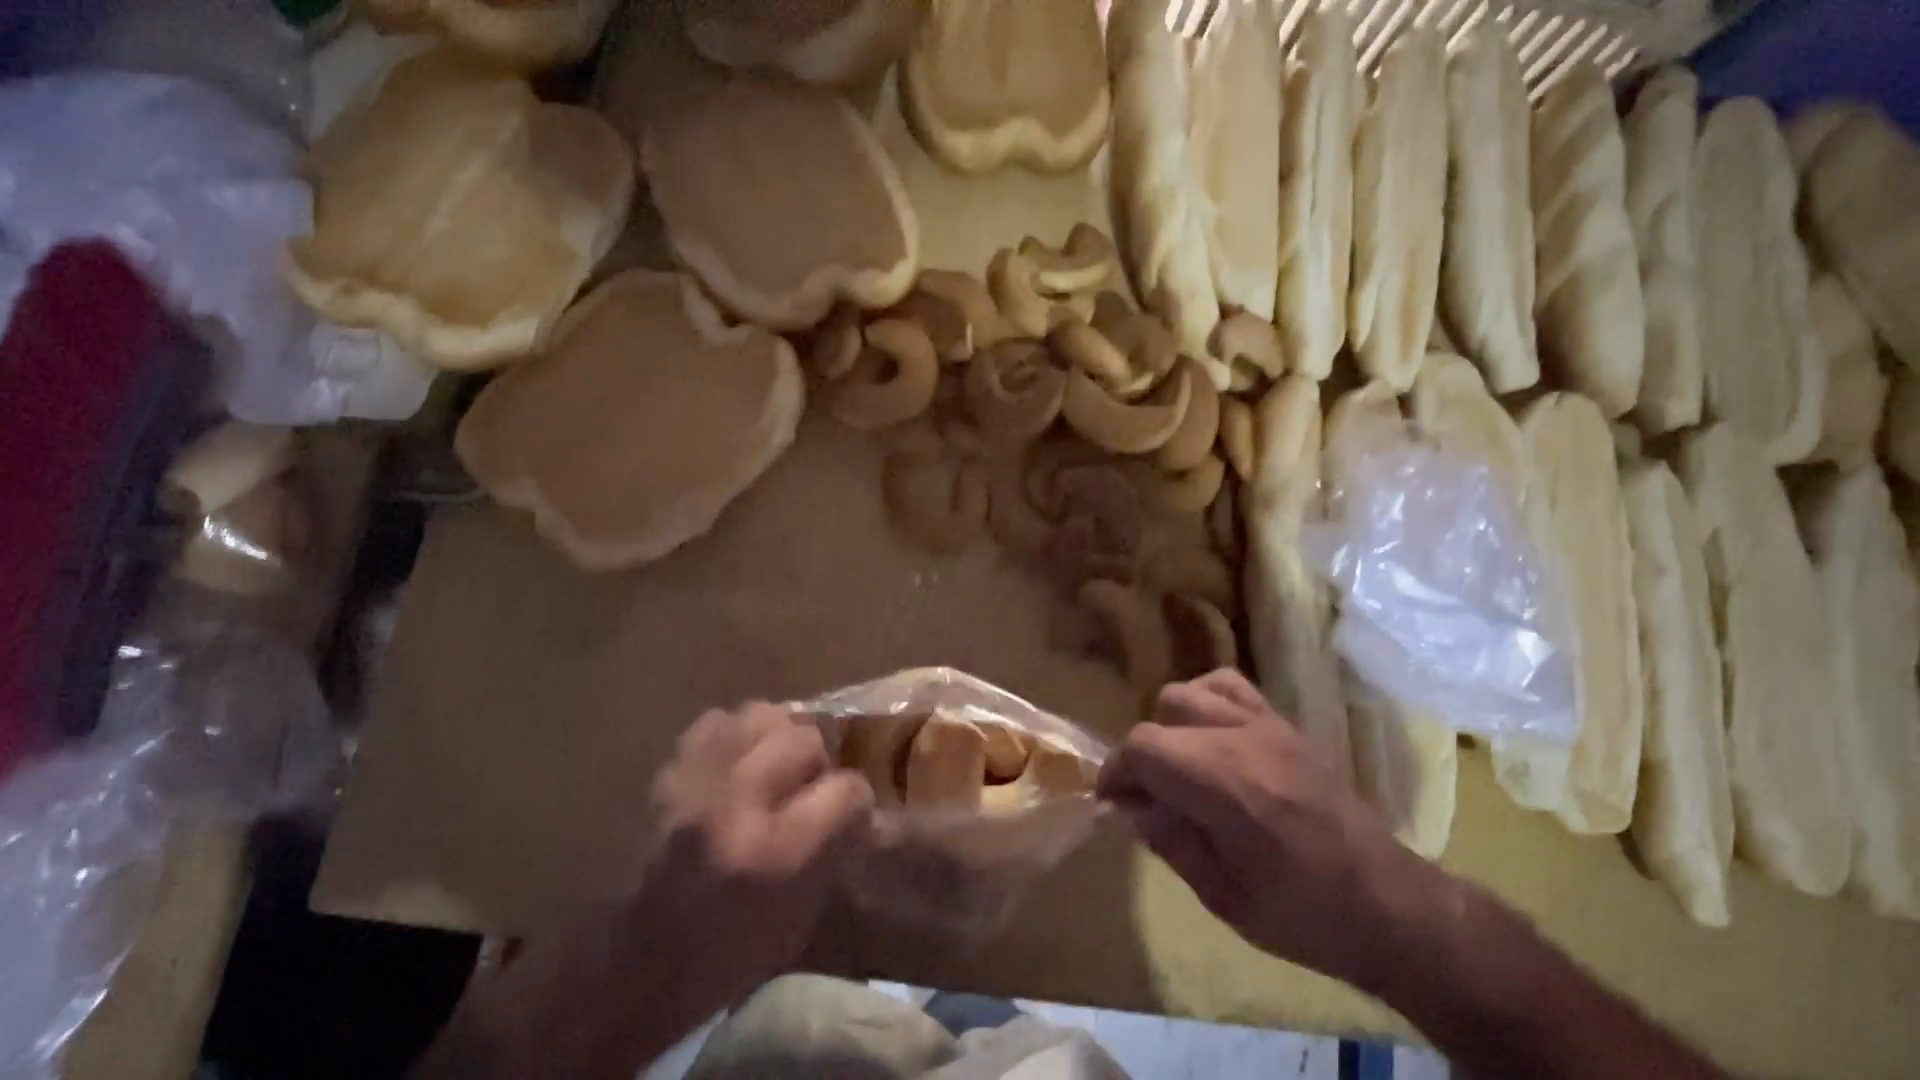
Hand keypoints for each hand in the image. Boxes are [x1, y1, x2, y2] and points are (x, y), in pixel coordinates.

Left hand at [638, 702, 874, 998]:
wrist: (632, 967)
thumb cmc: (726, 957)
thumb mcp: (799, 919)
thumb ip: (832, 849)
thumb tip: (855, 807)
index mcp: (777, 854)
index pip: (847, 789)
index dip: (856, 803)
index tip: (851, 818)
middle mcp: (736, 804)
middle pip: (804, 738)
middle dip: (818, 764)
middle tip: (809, 792)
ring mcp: (695, 782)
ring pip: (761, 715)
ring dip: (778, 740)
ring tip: (773, 770)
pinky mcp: (665, 774)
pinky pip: (716, 723)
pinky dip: (735, 737)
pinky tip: (737, 766)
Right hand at [1098, 670, 1449, 990]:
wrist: (1388, 905)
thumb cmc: (1301, 914)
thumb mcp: (1221, 894)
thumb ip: (1168, 840)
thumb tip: (1126, 808)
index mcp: (1224, 784)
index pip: (1142, 746)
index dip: (1117, 772)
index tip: (1114, 805)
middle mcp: (1244, 740)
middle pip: (1165, 710)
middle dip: (1145, 751)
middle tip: (1150, 795)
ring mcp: (1270, 726)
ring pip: (1197, 690)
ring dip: (1176, 723)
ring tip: (1181, 766)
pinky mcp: (1289, 728)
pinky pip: (1235, 689)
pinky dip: (1210, 704)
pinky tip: (1213, 743)